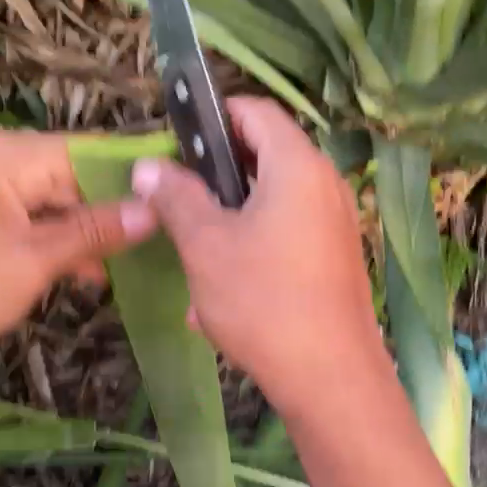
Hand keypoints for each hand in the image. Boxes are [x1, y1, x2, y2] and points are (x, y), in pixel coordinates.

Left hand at [0, 132, 155, 373]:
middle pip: (72, 173)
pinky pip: (27, 211)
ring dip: (84, 230)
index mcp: (4, 154)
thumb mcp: (34, 263)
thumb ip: (97, 231)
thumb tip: (155, 210)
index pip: (90, 151)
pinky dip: (53, 237)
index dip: (135, 176)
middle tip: (156, 243)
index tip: (177, 200)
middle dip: (110, 209)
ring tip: (122, 266)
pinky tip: (81, 271)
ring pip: (53, 196)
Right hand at [131, 98, 386, 417]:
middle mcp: (326, 183)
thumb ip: (176, 198)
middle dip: (217, 176)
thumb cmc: (263, 299)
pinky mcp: (337, 255)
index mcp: (299, 165)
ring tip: (196, 256)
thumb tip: (149, 166)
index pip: (254, 110)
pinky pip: (289, 233)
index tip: (176, 143)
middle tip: (178, 203)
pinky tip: (223, 295)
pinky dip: (255, 248)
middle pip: (264, 154)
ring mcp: (337, 220)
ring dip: (231, 220)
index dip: (212, 117)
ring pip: (272, 200)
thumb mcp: (206, 245)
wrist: (331, 375)